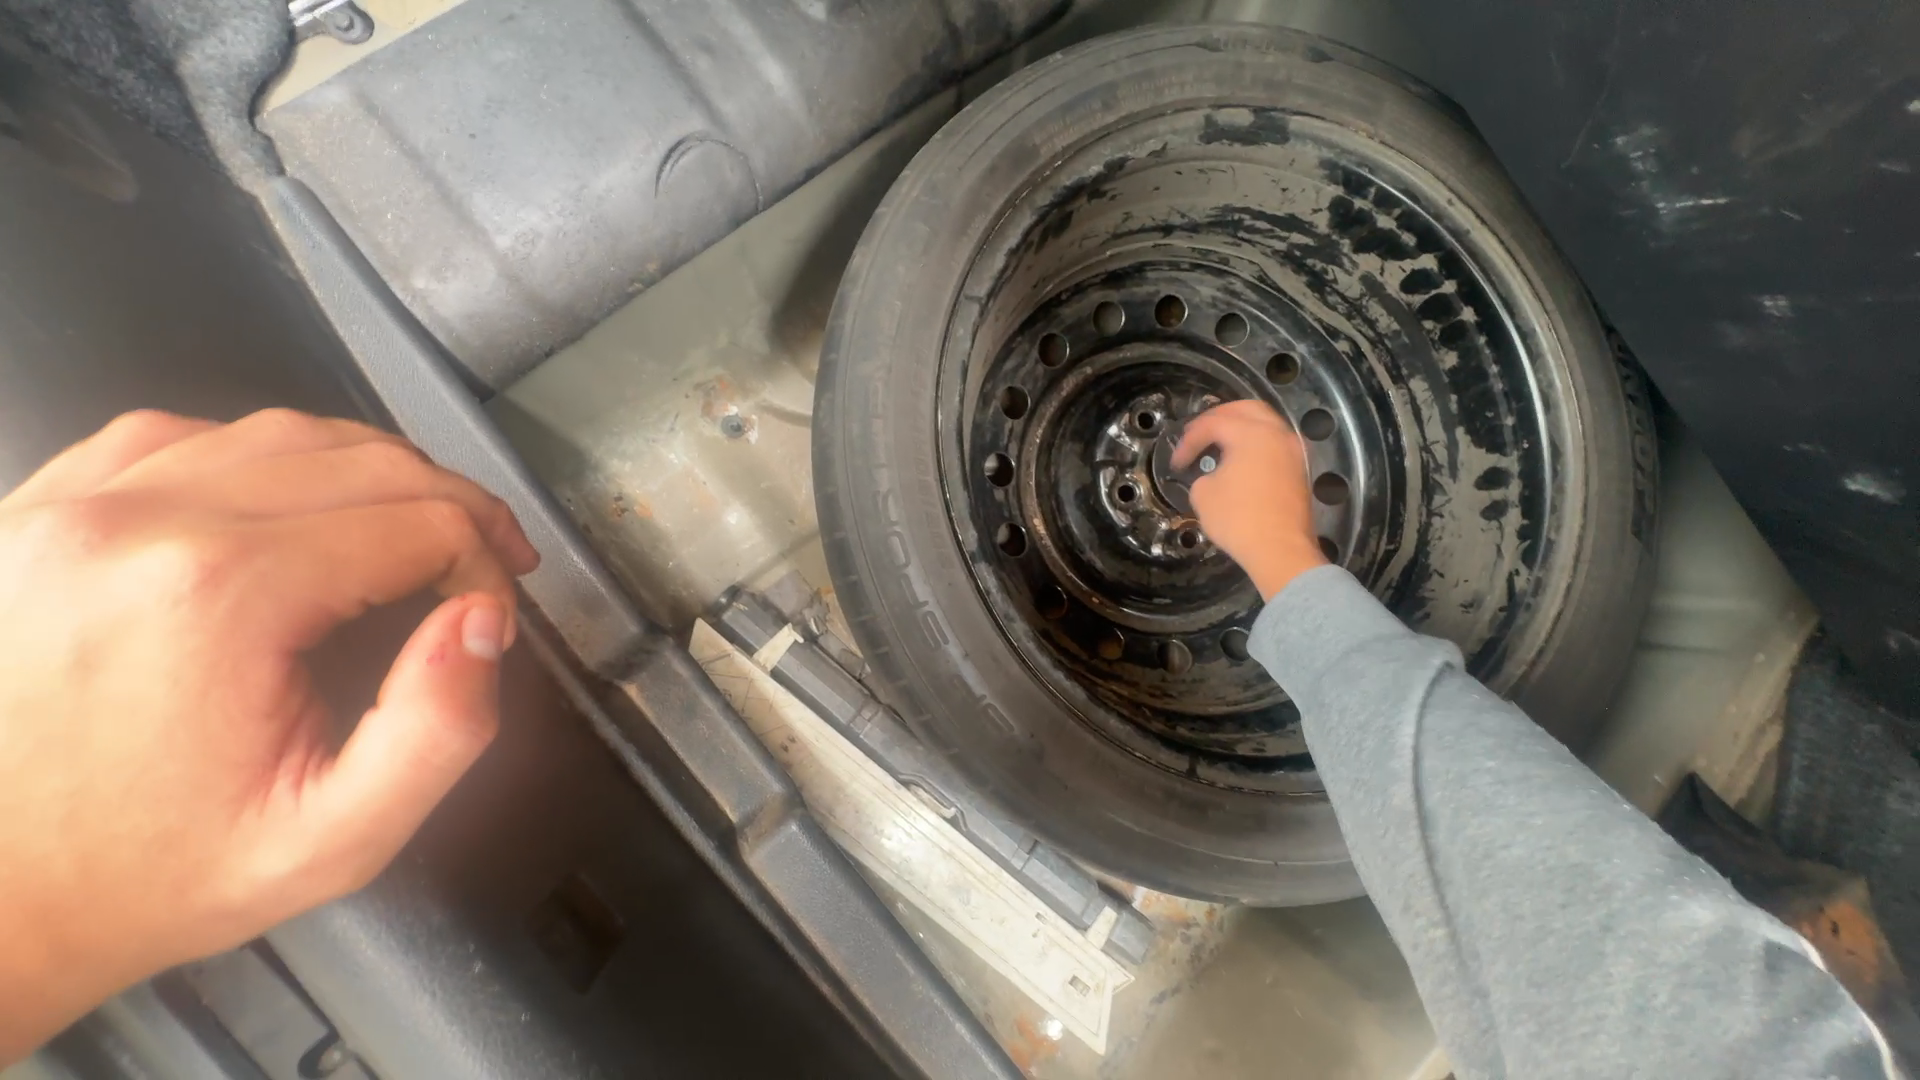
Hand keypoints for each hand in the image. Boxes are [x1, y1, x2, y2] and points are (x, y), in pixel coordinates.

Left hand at [0, 409, 538, 1060]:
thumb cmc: (159, 875)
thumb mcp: (340, 837)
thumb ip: (443, 728)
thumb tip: (482, 620)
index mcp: (220, 592)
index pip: (429, 524)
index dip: (490, 570)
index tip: (489, 625)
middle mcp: (139, 521)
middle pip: (376, 464)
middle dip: (464, 511)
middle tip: (495, 565)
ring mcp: (75, 502)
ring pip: (298, 436)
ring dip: (389, 478)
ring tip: (426, 531)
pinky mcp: (41, 506)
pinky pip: (201, 438)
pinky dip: (287, 463)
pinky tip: (311, 510)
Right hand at [1173, 399, 1326, 600]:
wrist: (1279, 550)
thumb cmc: (1238, 519)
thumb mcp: (1203, 494)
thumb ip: (1203, 475)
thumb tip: (1213, 475)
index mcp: (1252, 434)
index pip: (1213, 424)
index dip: (1189, 440)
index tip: (1176, 462)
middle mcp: (1277, 434)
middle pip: (1246, 409)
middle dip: (1218, 417)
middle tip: (1197, 432)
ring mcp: (1293, 451)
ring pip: (1266, 423)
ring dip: (1240, 428)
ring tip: (1218, 443)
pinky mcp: (1299, 470)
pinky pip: (1274, 443)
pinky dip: (1254, 443)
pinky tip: (1239, 459)